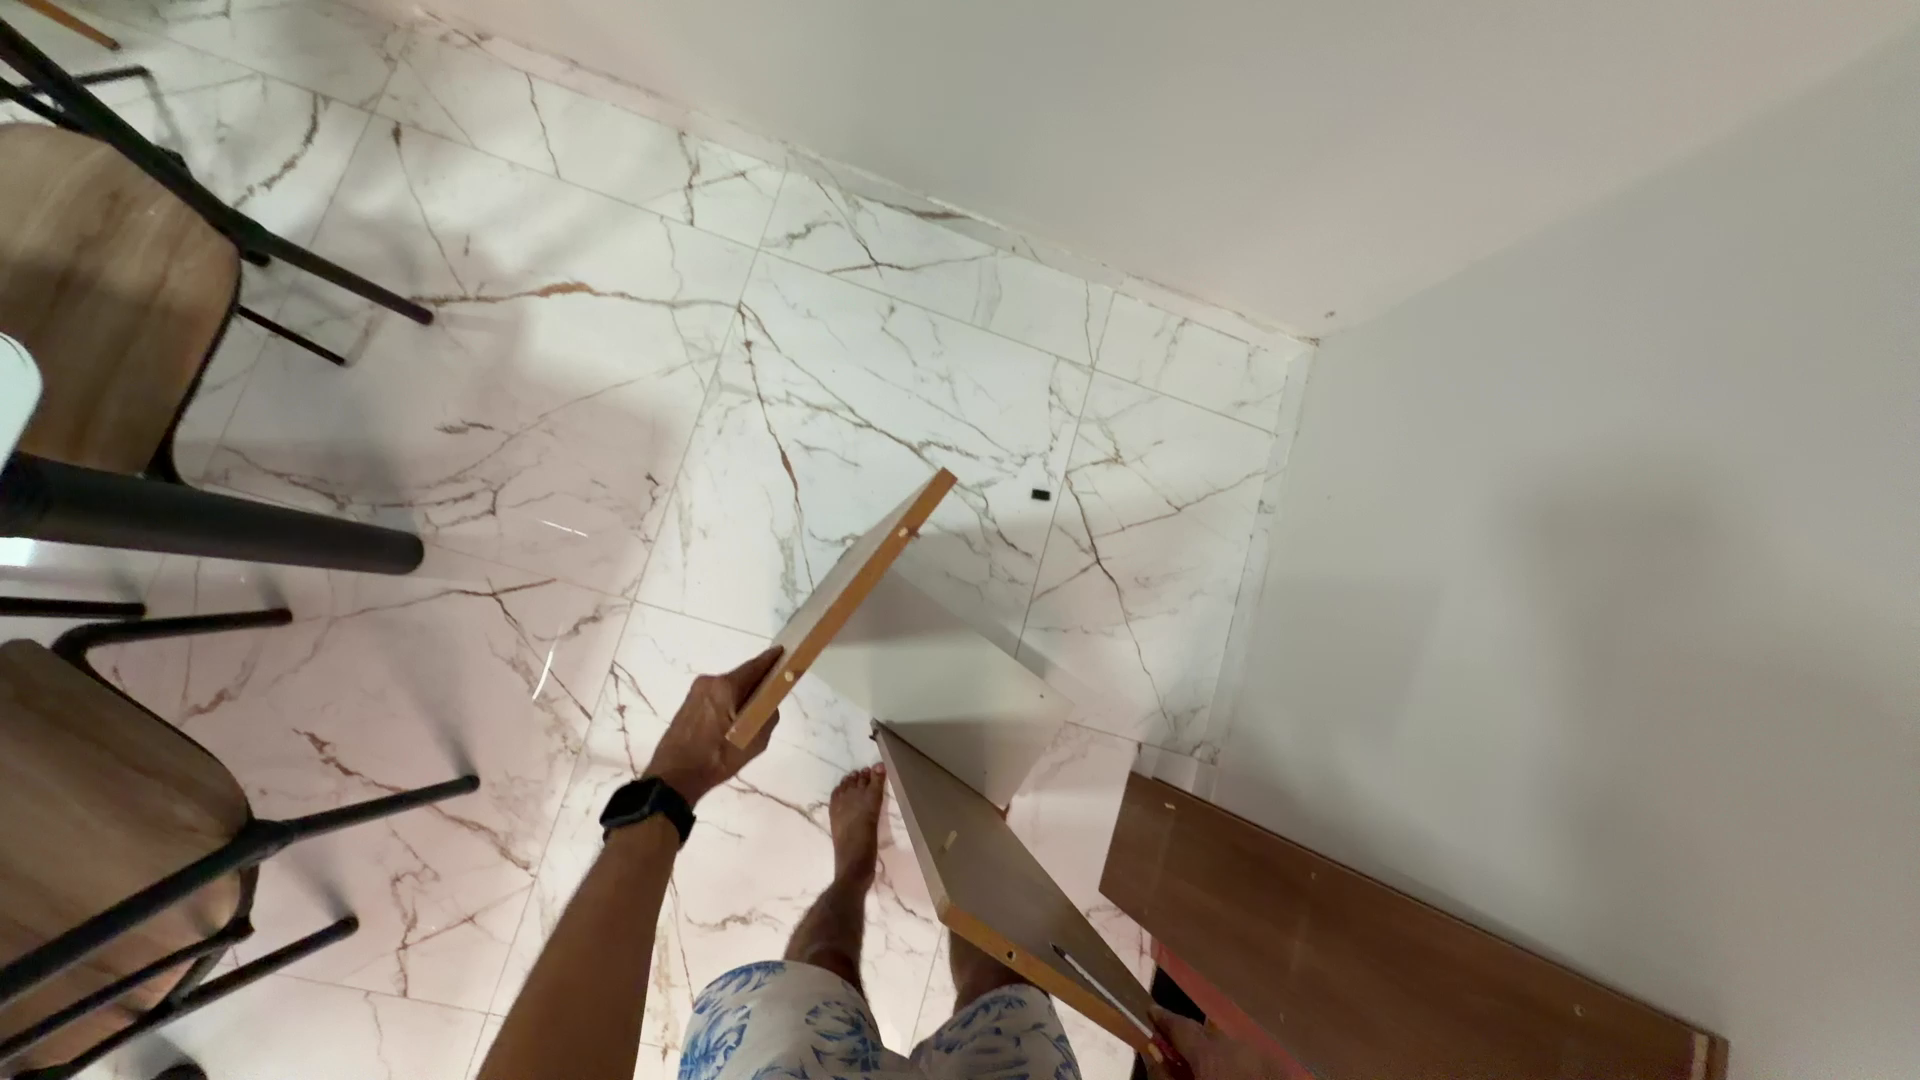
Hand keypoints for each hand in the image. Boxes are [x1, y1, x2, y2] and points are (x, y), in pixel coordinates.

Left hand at [642, 646, 783, 804]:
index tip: (784, 652)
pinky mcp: (688, 704)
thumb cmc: (717, 758)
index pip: (755, 666)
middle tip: (773, 691)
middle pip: (741, 676)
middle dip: (757, 681)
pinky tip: (733, 720)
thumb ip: (768, 716)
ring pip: (728, 688)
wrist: (673, 777)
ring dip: (742, 694)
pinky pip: (716, 696)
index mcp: (725, 686)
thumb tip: (769, 703)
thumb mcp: (755, 742)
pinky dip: (728, 702)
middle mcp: (709, 682)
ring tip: (752, 713)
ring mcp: (695, 692)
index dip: (771, 659)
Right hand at [1152, 1007, 1280, 1079]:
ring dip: (1214, 1055)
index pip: (1181, 1026)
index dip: (1164, 1019)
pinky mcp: (1278, 1072)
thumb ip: (1164, 1079)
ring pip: (1229, 1048)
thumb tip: (1152, 1055)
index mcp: (1210, 1055)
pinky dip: (1235, 1067)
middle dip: (1189, 1040)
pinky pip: (1249, 1061)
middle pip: (1205, 1036)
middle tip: (1175, 1048)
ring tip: (1204, 1072)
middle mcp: (1236, 1048)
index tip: (1151, 1011)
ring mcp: (1261, 1059)